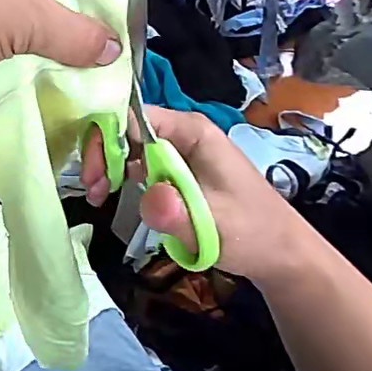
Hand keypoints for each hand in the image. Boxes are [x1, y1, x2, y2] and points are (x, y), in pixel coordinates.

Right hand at [81, 107, 325, 285]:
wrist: (279, 252)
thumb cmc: (252, 230)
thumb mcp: (214, 222)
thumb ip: (178, 211)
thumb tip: (148, 196)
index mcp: (192, 131)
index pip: (133, 117)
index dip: (106, 140)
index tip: (94, 175)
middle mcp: (183, 133)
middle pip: (127, 130)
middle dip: (103, 155)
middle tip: (92, 190)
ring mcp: (180, 151)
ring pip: (130, 148)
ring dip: (108, 168)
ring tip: (98, 197)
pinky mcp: (177, 171)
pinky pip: (141, 165)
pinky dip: (121, 178)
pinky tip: (112, 197)